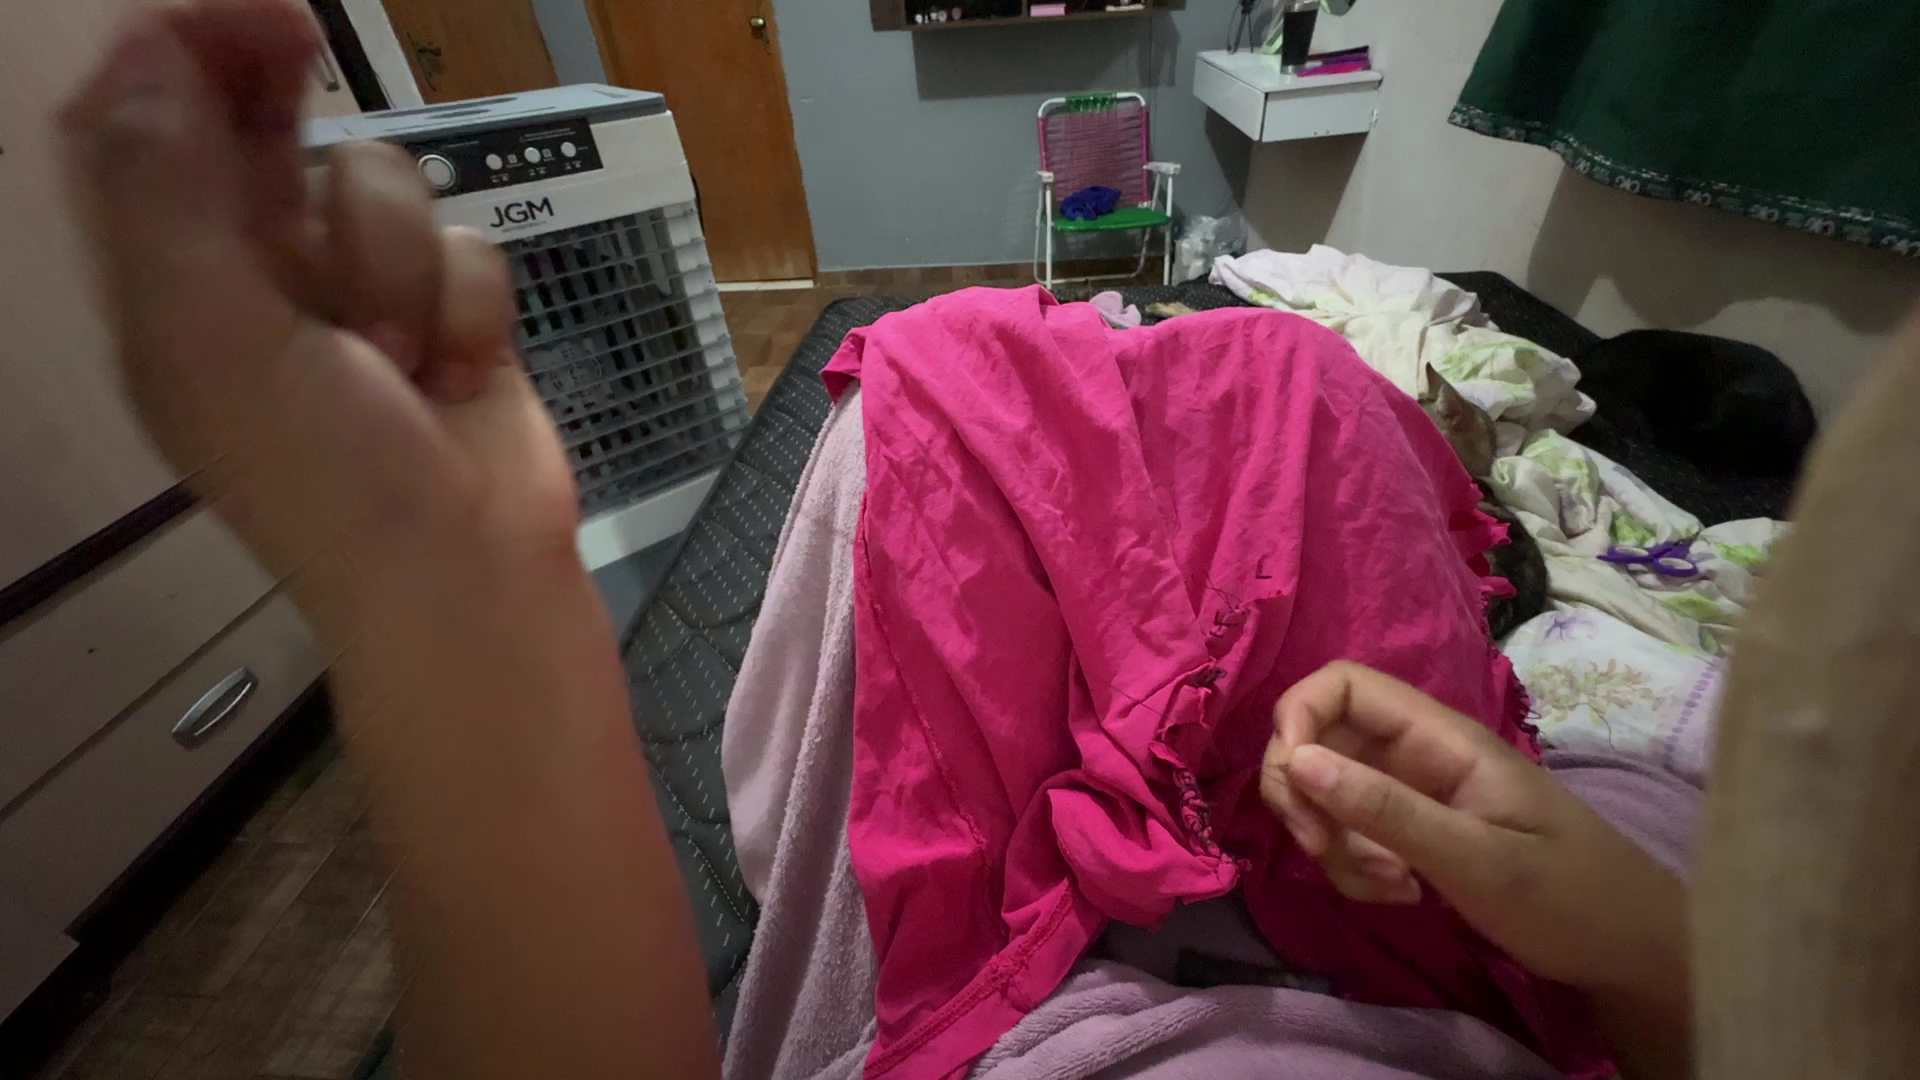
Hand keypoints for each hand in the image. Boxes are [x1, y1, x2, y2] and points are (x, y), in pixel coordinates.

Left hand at [59, 0, 578, 634]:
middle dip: (305, 134)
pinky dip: (473, 312)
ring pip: (402, 197)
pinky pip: (477, 258)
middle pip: (284, 142)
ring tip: (407, 359)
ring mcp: (384, 300)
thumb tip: (144, 53)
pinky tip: (464, 372)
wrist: (466, 558)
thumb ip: (164, 189)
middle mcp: (278, 276)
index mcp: (180, 279)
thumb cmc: (330, 470)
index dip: (187, 55)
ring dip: (405, 271)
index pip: (155, 129)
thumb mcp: (211, 337)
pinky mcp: (467, 322)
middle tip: (304, 50)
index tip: (256, 13)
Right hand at [1259, 661, 1685, 998]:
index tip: (1294, 777)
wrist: (1635, 961)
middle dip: (1300, 791)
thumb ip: (1384, 809)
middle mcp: (1409, 751)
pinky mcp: (1399, 828)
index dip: (1299, 714)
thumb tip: (1294, 759)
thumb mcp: (1480, 859)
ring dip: (1328, 838)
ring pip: (1321, 789)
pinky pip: (1341, 830)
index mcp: (1436, 735)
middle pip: (1315, 737)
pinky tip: (1395, 893)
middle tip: (1317, 845)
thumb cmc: (1574, 900)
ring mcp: (1402, 790)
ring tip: (1385, 885)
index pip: (1342, 684)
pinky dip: (1348, 864)